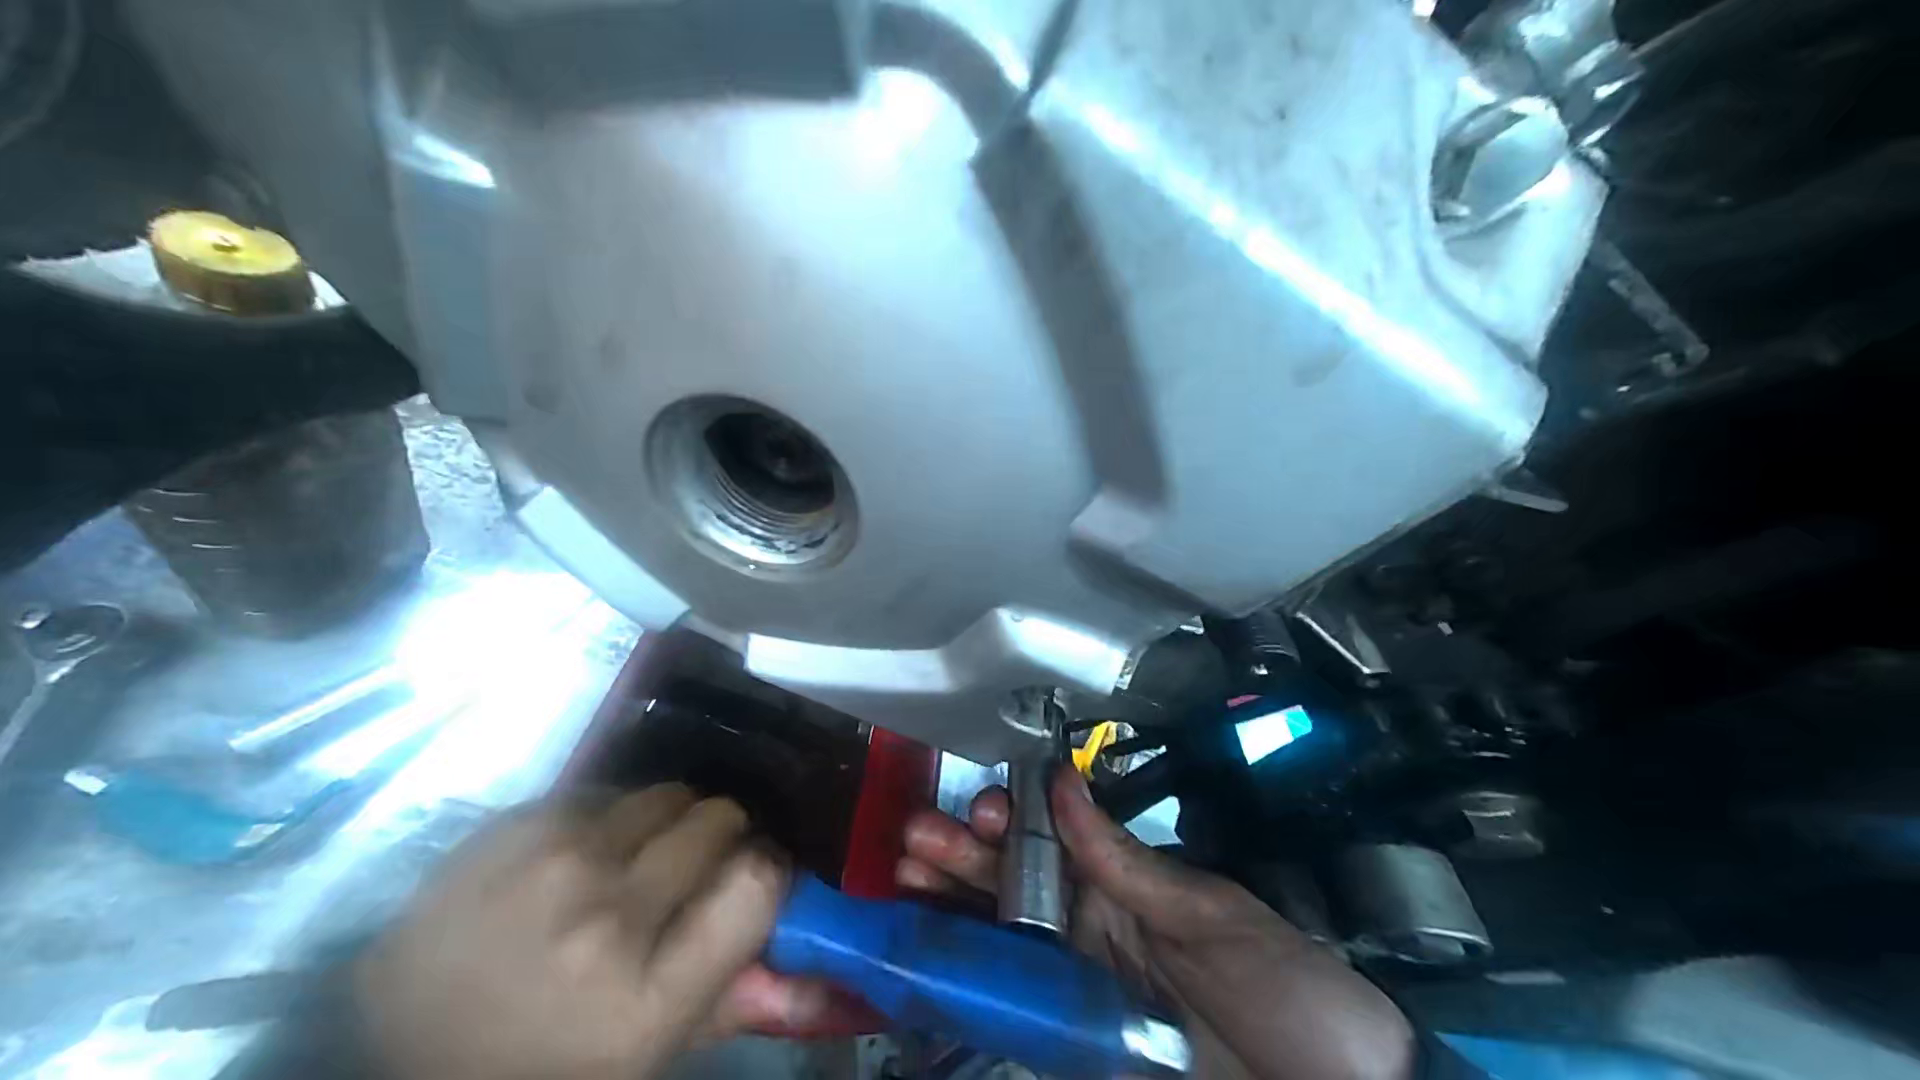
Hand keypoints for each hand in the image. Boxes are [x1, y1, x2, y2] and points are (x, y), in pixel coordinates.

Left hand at [356, 784, 863, 1079]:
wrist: (393, 1063)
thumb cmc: (548, 1067)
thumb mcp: (653, 1054)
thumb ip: (739, 996)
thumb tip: (823, 966)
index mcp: (650, 994)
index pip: (760, 881)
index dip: (769, 867)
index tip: (754, 871)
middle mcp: (607, 915)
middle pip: (718, 820)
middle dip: (720, 837)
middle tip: (691, 866)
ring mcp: (550, 863)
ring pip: (665, 795)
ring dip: (665, 823)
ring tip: (632, 859)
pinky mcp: (507, 829)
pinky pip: (601, 794)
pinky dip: (608, 820)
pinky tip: (577, 857)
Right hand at [898, 768, 1414, 1079]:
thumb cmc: (1281, 991)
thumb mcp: (1210, 916)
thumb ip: (1125, 862)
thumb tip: (1061, 781)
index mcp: (1123, 884)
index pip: (1051, 841)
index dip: (1012, 822)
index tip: (984, 813)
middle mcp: (1091, 927)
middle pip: (1012, 885)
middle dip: (961, 856)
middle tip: (914, 839)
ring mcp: (1077, 987)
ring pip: (1001, 939)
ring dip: (951, 910)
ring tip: (905, 879)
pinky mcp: (1073, 1046)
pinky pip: (1012, 1010)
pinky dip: (968, 986)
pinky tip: (927, 965)